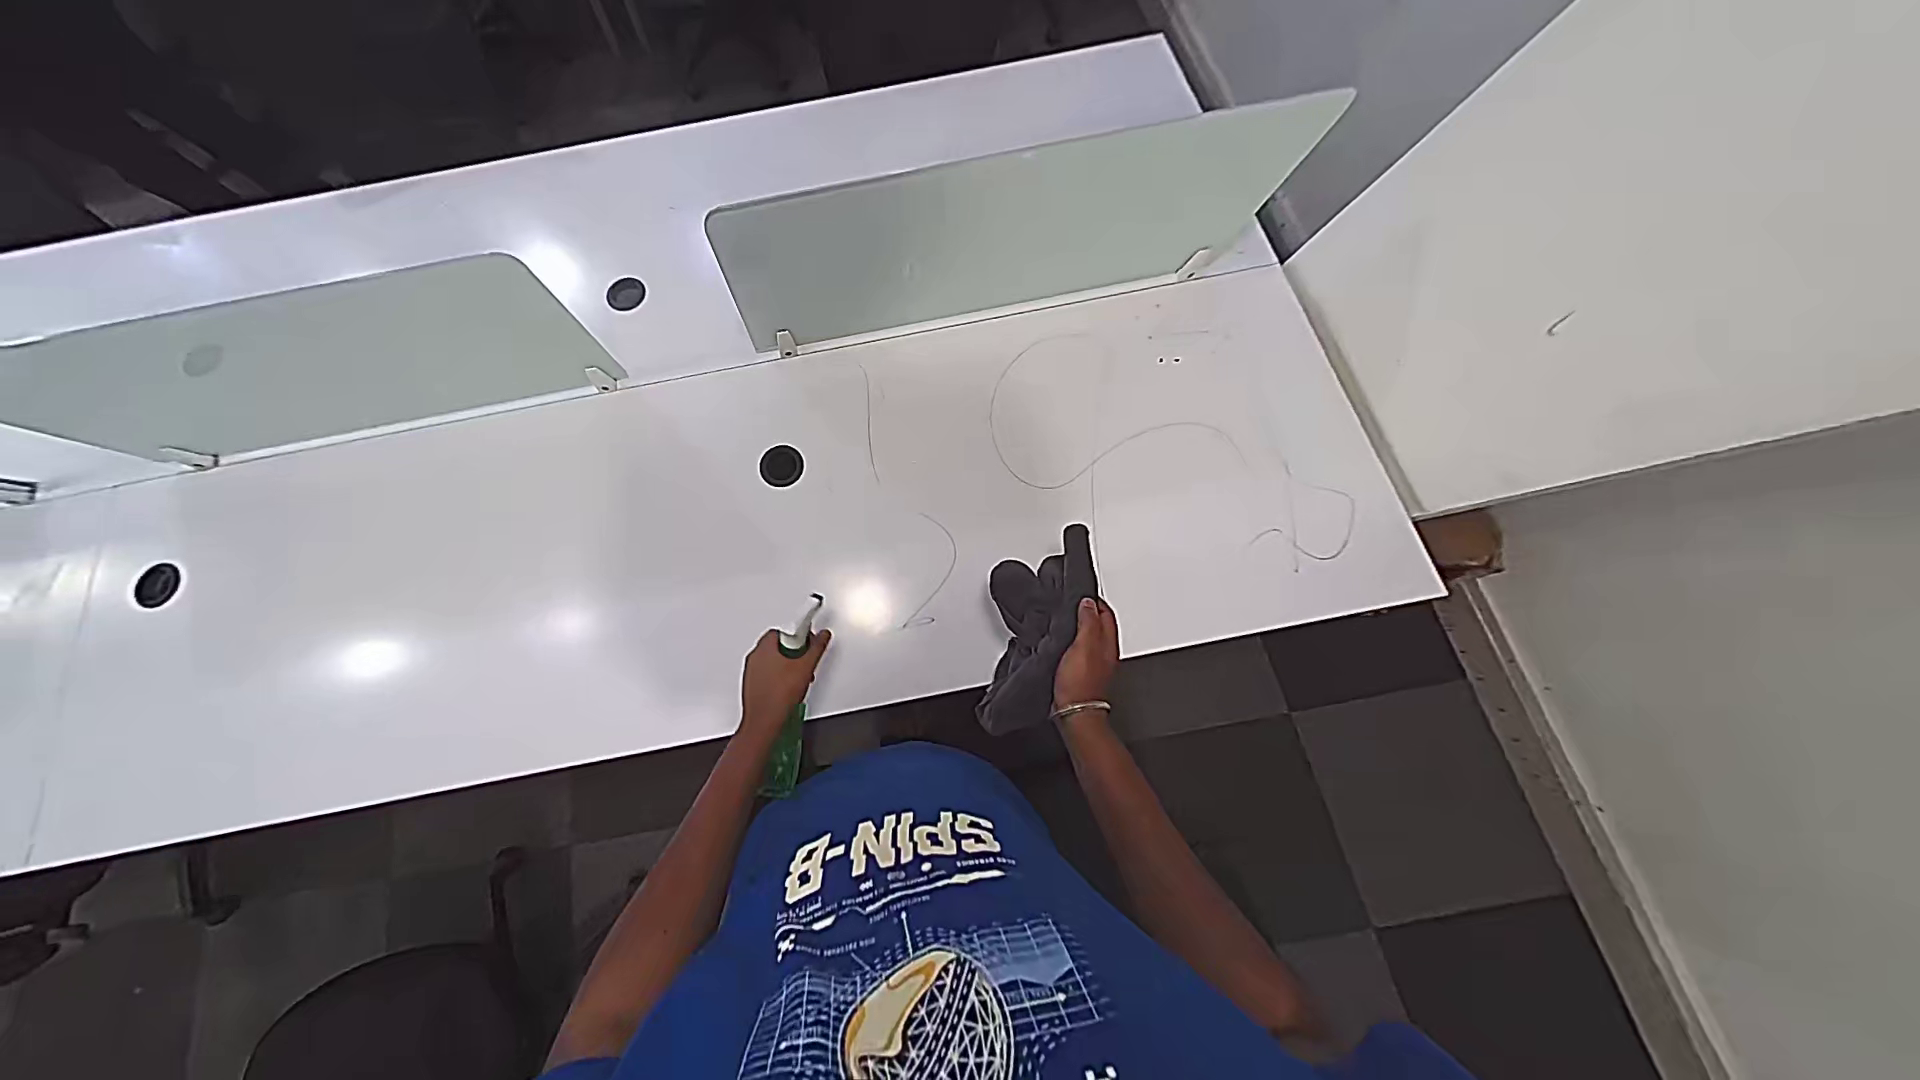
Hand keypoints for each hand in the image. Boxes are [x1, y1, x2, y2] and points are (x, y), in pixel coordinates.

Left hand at [741, 627, 830, 730]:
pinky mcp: (751, 685)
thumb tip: (823, 635)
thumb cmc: (779, 695)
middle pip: (777, 645)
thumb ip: (816, 647)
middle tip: (804, 662)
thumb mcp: (806, 666)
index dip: (798, 636)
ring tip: (798, 678)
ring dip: (786, 665)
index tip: (808, 644)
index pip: (782, 631)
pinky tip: (788, 688)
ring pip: (772, 660)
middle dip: (793, 652)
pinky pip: (766, 674)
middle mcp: (754, 658)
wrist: (765, 721)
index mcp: (764, 648)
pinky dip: (778, 677)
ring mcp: (751, 672)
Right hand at [1053, 597, 1118, 711]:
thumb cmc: (1080, 684)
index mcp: (1107, 643)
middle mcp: (1104, 653)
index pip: (1106, 614)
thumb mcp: (1084, 646)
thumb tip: (1088, 603)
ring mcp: (1093, 663)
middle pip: (1100, 624)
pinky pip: (1079, 649)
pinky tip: (1063, 642)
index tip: (1084, 592)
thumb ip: (1088, 622)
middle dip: (1089, 611)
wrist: (1074, 714)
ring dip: (1081, 625)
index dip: (1096, 601)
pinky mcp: (1081, 672)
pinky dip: (1073, 640)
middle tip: (1077, 601)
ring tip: (1069, 617)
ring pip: (1090, 637)